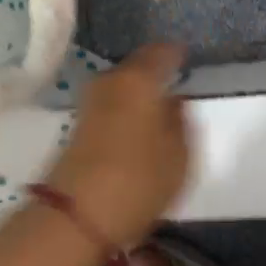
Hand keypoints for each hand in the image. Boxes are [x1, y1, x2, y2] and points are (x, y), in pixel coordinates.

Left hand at [45, 44, 191, 247]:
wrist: (77, 215)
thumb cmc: (138, 181)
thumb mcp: (179, 156)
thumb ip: (181, 121)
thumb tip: (175, 99)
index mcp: (140, 79)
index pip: (162, 51)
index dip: (176, 54)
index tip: (187, 59)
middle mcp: (111, 80)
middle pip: (138, 65)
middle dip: (155, 70)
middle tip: (174, 81)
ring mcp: (90, 100)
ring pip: (122, 84)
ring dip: (138, 90)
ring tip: (157, 105)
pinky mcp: (78, 123)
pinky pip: (111, 101)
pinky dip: (124, 106)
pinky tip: (136, 122)